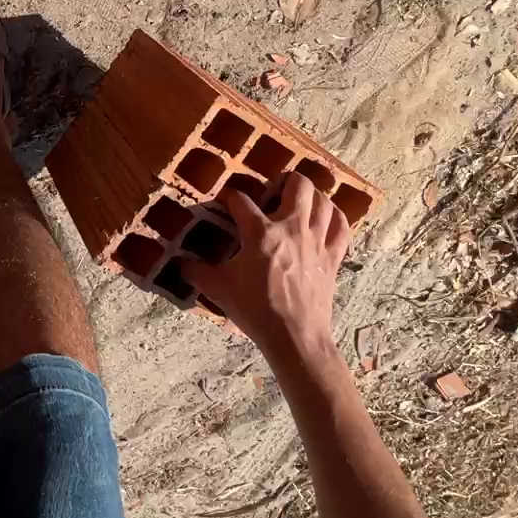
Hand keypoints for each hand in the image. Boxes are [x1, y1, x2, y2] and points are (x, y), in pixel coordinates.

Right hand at [184, 174, 350, 368]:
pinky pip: (342, 227)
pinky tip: (326, 216)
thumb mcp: (218, 289)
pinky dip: (336, 216)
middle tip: (274, 187)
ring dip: (312, 195)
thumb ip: (194, 271)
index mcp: (260, 233)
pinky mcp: (332, 258)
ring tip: (300, 198)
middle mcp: (291, 228)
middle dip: (286, 179)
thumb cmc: (256, 309)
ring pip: (323, 202)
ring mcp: (316, 241)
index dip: (229, 196)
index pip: (241, 200)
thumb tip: (176, 262)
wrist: (295, 338)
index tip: (223, 200)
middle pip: (298, 185)